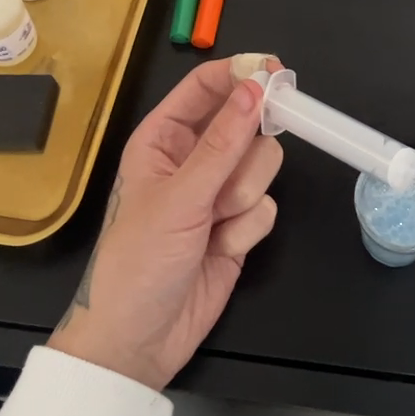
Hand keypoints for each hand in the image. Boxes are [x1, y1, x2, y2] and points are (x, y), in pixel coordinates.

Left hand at [49, 55, 284, 389]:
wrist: (138, 343)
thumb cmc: (138, 260)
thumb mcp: (179, 198)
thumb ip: (223, 144)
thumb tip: (256, 88)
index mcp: (164, 136)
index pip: (207, 86)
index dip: (241, 74)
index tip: (276, 72)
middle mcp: (195, 157)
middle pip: (248, 124)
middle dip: (244, 155)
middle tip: (230, 179)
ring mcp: (219, 192)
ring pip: (263, 165)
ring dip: (243, 198)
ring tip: (212, 226)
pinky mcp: (240, 225)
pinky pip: (267, 206)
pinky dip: (248, 230)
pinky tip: (221, 250)